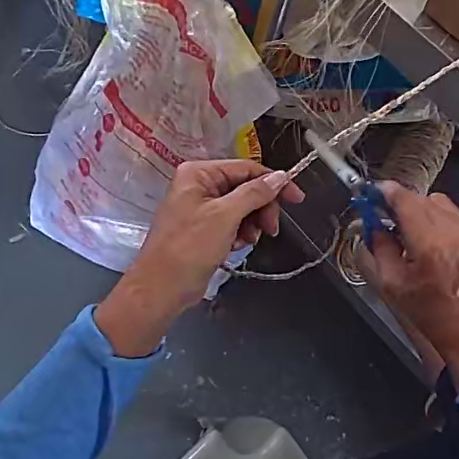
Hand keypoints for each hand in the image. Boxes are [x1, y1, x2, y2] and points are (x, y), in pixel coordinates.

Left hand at [94, 161, 304, 355]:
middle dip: (261, 208)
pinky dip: (240, 234)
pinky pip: (232, 223)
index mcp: (199, 173)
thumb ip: (255, 193)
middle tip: (270, 229)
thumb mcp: (225, 216)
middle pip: (246, 188)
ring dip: (251, 224)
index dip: (274, 183)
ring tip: (247, 241)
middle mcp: (199, 185)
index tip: (297, 198)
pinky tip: (235, 247)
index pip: (246, 169)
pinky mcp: (204, 228)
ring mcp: (201, 207)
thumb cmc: (189, 248)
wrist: (161, 289)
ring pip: (242, 207)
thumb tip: (281, 176)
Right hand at [359, 183, 458, 390]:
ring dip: (418, 209)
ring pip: (436, 202)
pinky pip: (452, 214)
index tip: (371, 193)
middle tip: (382, 216)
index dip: (383, 192)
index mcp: (430, 242)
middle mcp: (454, 230)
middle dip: (398, 203)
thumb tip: (373, 228)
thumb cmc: (436, 315)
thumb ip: (379, 249)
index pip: (403, 199)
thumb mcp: (393, 284)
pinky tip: (428, 240)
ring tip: (407, 232)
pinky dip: (436, 219)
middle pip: (418, 198)